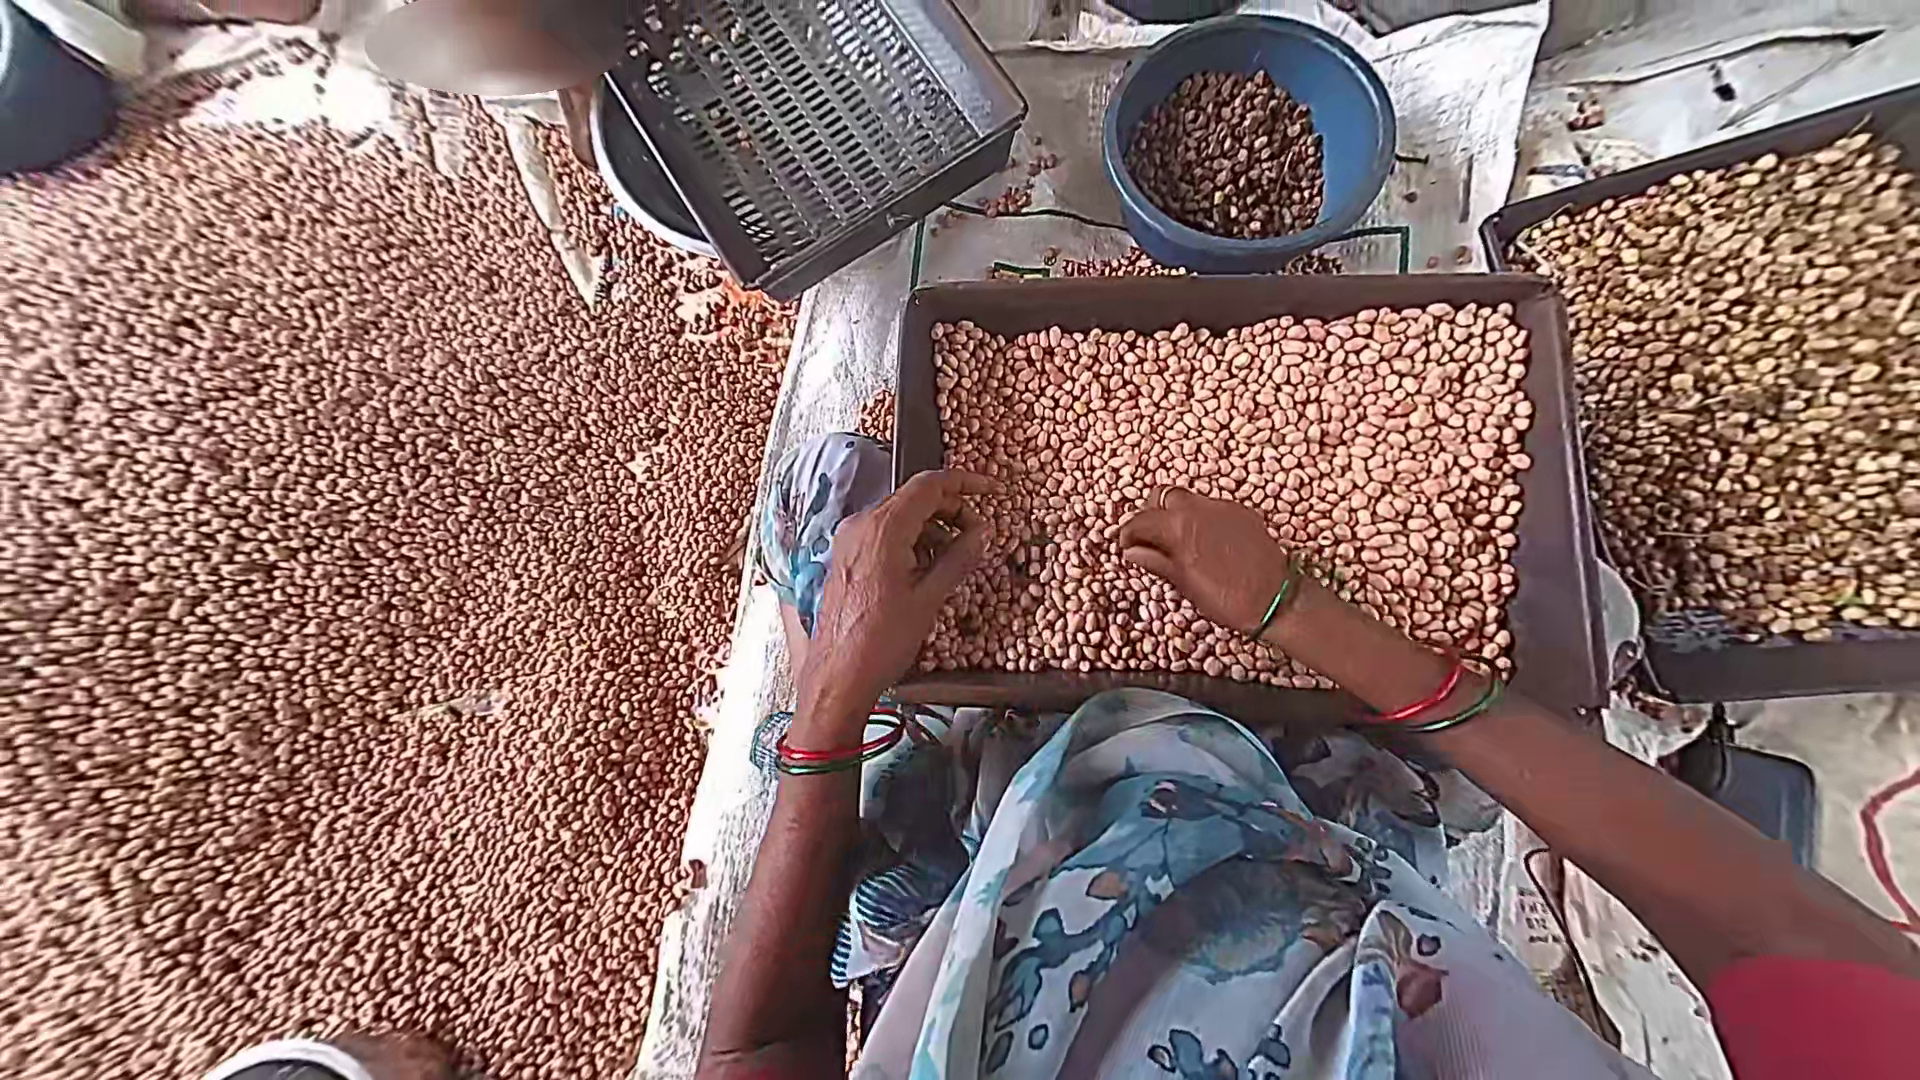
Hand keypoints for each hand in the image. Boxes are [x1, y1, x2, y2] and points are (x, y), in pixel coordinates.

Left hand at [794, 469, 996, 722]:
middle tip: (976, 534)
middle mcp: (860, 525)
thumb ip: (958, 557)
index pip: (929, 485)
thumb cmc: (882, 642)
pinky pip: (882, 534)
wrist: (837, 677)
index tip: (991, 491)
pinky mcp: (844, 556)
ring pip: (898, 516)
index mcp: (883, 529)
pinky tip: (925, 568)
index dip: (965, 483)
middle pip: (913, 498)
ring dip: (931, 528)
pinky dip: (909, 541)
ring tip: (953, 558)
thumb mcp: (929, 598)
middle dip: (950, 510)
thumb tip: (981, 532)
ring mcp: (848, 540)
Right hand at [1117, 487, 1294, 635]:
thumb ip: (1156, 561)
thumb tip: (1133, 552)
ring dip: (1175, 514)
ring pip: (1188, 499)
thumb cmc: (1227, 598)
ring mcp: (1223, 508)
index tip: (1127, 546)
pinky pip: (1212, 507)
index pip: (1140, 520)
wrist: (1276, 601)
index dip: (1129, 533)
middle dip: (1151, 514)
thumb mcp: (1183, 582)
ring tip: (1175, 541)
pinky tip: (1203, 541)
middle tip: (1149, 538)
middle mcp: (1199, 509)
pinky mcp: (1242, 513)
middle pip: (1162, 496)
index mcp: (1178, 526)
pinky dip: (1200, 518)